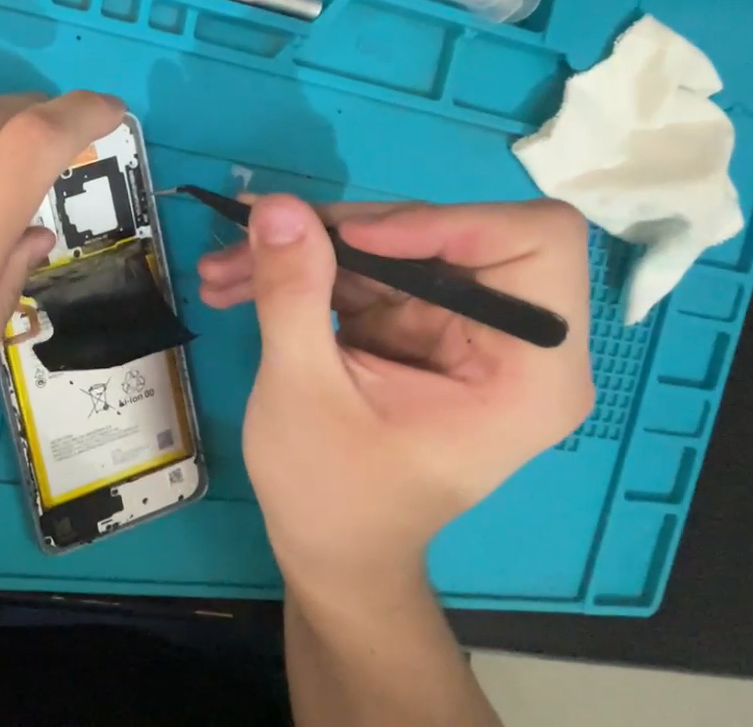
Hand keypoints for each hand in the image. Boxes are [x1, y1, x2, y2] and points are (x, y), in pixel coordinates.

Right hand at [197, 195, 592, 596]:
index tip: (354, 242)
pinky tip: (233, 286)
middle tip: (253, 237)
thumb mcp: (305, 390)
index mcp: (525, 367)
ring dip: (299, 250)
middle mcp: (502, 335)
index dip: (444, 223)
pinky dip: (295, 273)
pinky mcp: (407, 329)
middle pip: (439, 234)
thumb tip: (275, 205)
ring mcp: (451, 329)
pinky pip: (356, 273)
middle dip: (339, 233)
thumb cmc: (333, 492)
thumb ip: (293, 293)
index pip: (532, 240)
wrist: (326, 548)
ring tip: (220, 271)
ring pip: (384, 246)